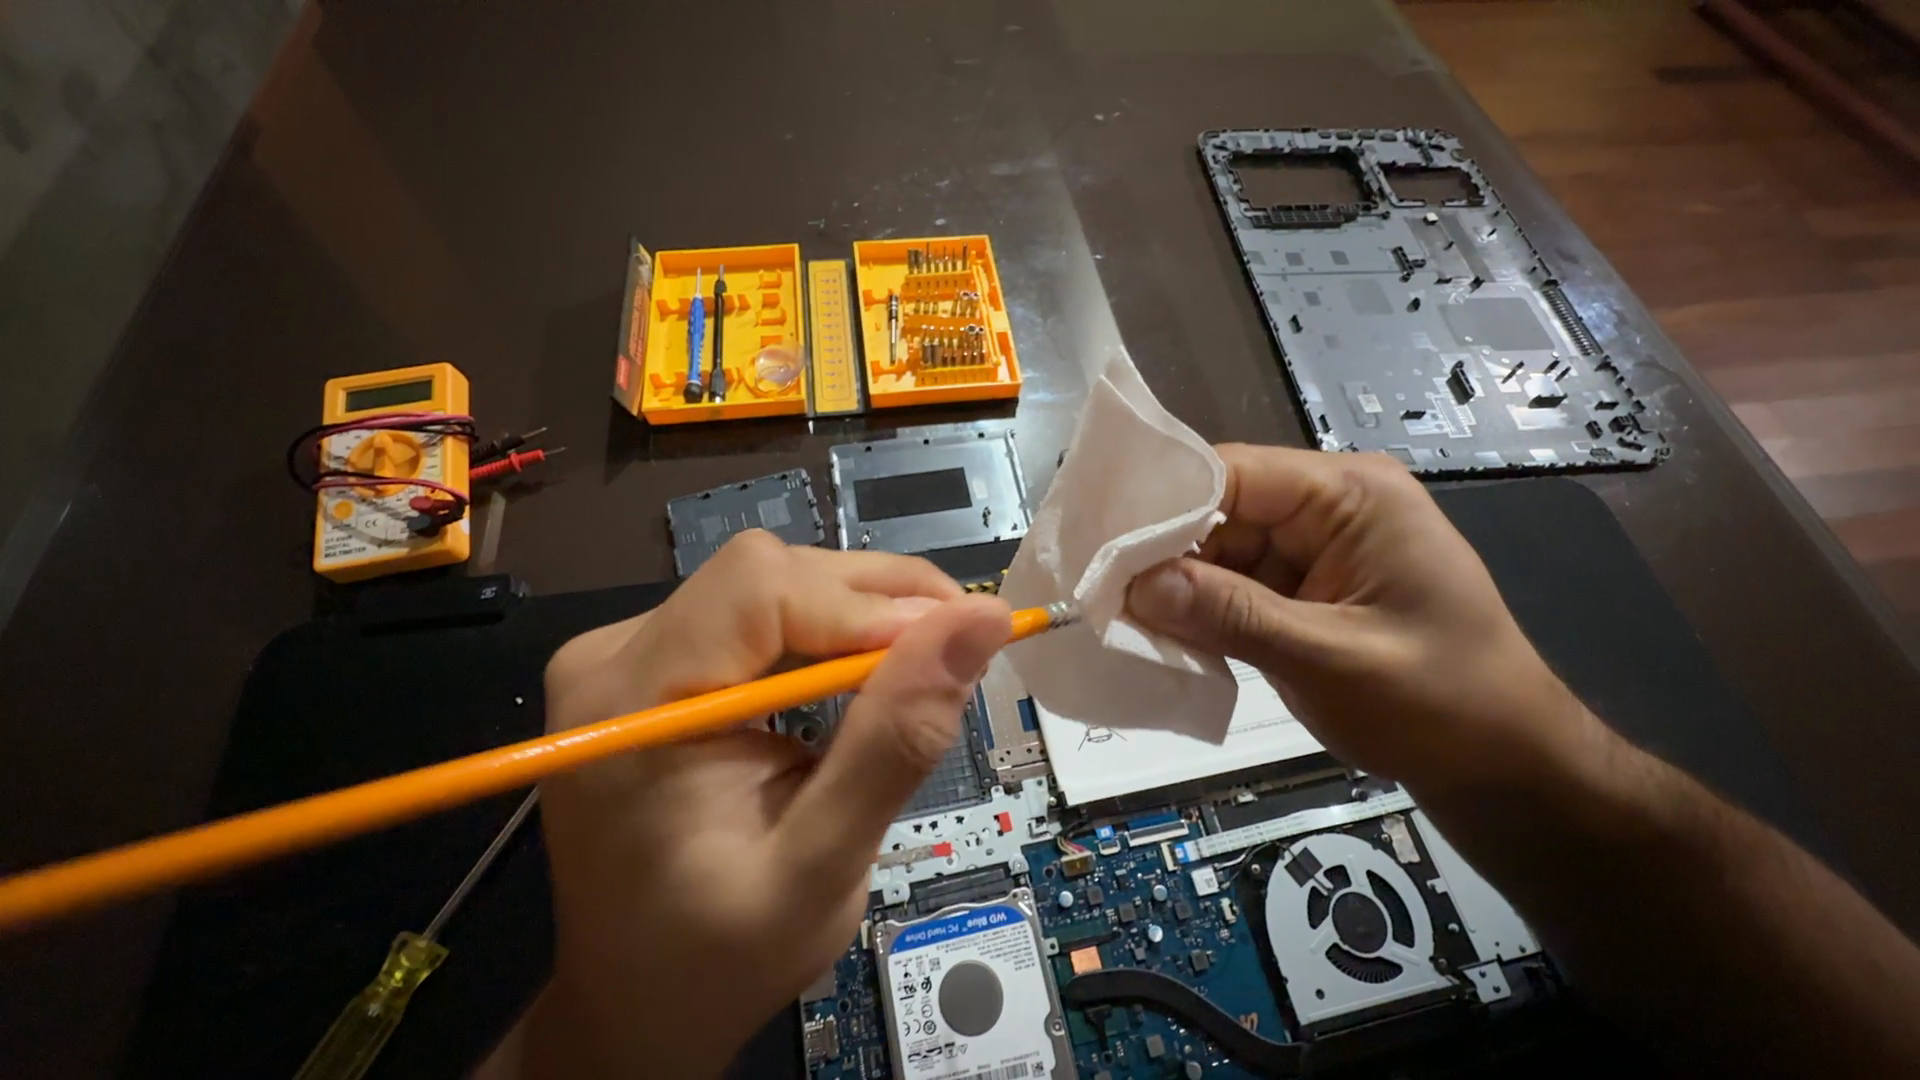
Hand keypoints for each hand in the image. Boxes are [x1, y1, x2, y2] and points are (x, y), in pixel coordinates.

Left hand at [524, 532, 1010, 1077]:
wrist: (632, 1001)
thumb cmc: (717, 959)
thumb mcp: (820, 869)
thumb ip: (894, 742)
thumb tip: (979, 624)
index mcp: (635, 704)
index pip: (757, 589)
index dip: (865, 602)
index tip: (951, 640)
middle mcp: (615, 655)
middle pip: (766, 574)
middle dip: (875, 599)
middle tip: (961, 640)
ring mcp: (628, 657)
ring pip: (768, 586)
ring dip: (859, 613)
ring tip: (926, 658)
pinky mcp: (654, 668)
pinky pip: (755, 619)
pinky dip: (827, 634)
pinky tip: (868, 672)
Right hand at [1125, 445, 1591, 798]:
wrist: (1504, 769)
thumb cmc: (1441, 706)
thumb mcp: (1330, 658)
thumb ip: (1232, 616)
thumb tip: (1137, 585)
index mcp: (1350, 495)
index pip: (1232, 473)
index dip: (1161, 504)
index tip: (1096, 545)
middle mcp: (1328, 509)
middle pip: (1219, 512)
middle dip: (1162, 553)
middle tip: (1094, 590)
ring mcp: (1314, 552)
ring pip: (1219, 554)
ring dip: (1176, 588)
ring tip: (1115, 617)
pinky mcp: (1304, 592)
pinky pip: (1235, 588)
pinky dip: (1200, 613)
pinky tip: (1159, 634)